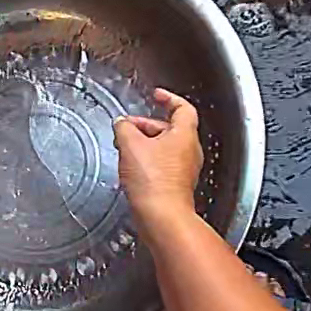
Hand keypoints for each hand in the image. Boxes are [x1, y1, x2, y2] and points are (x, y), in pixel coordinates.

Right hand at [114, 88, 203, 220]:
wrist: (161, 215)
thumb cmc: (154, 182)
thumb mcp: (130, 145)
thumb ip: (124, 128)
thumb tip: (121, 123)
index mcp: (184, 135)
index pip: (182, 108)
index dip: (169, 98)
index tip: (157, 95)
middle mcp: (189, 151)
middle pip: (169, 128)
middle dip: (146, 125)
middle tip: (127, 126)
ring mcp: (184, 169)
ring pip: (164, 147)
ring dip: (145, 143)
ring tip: (125, 147)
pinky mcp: (175, 184)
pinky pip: (162, 164)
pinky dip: (147, 160)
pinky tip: (131, 167)